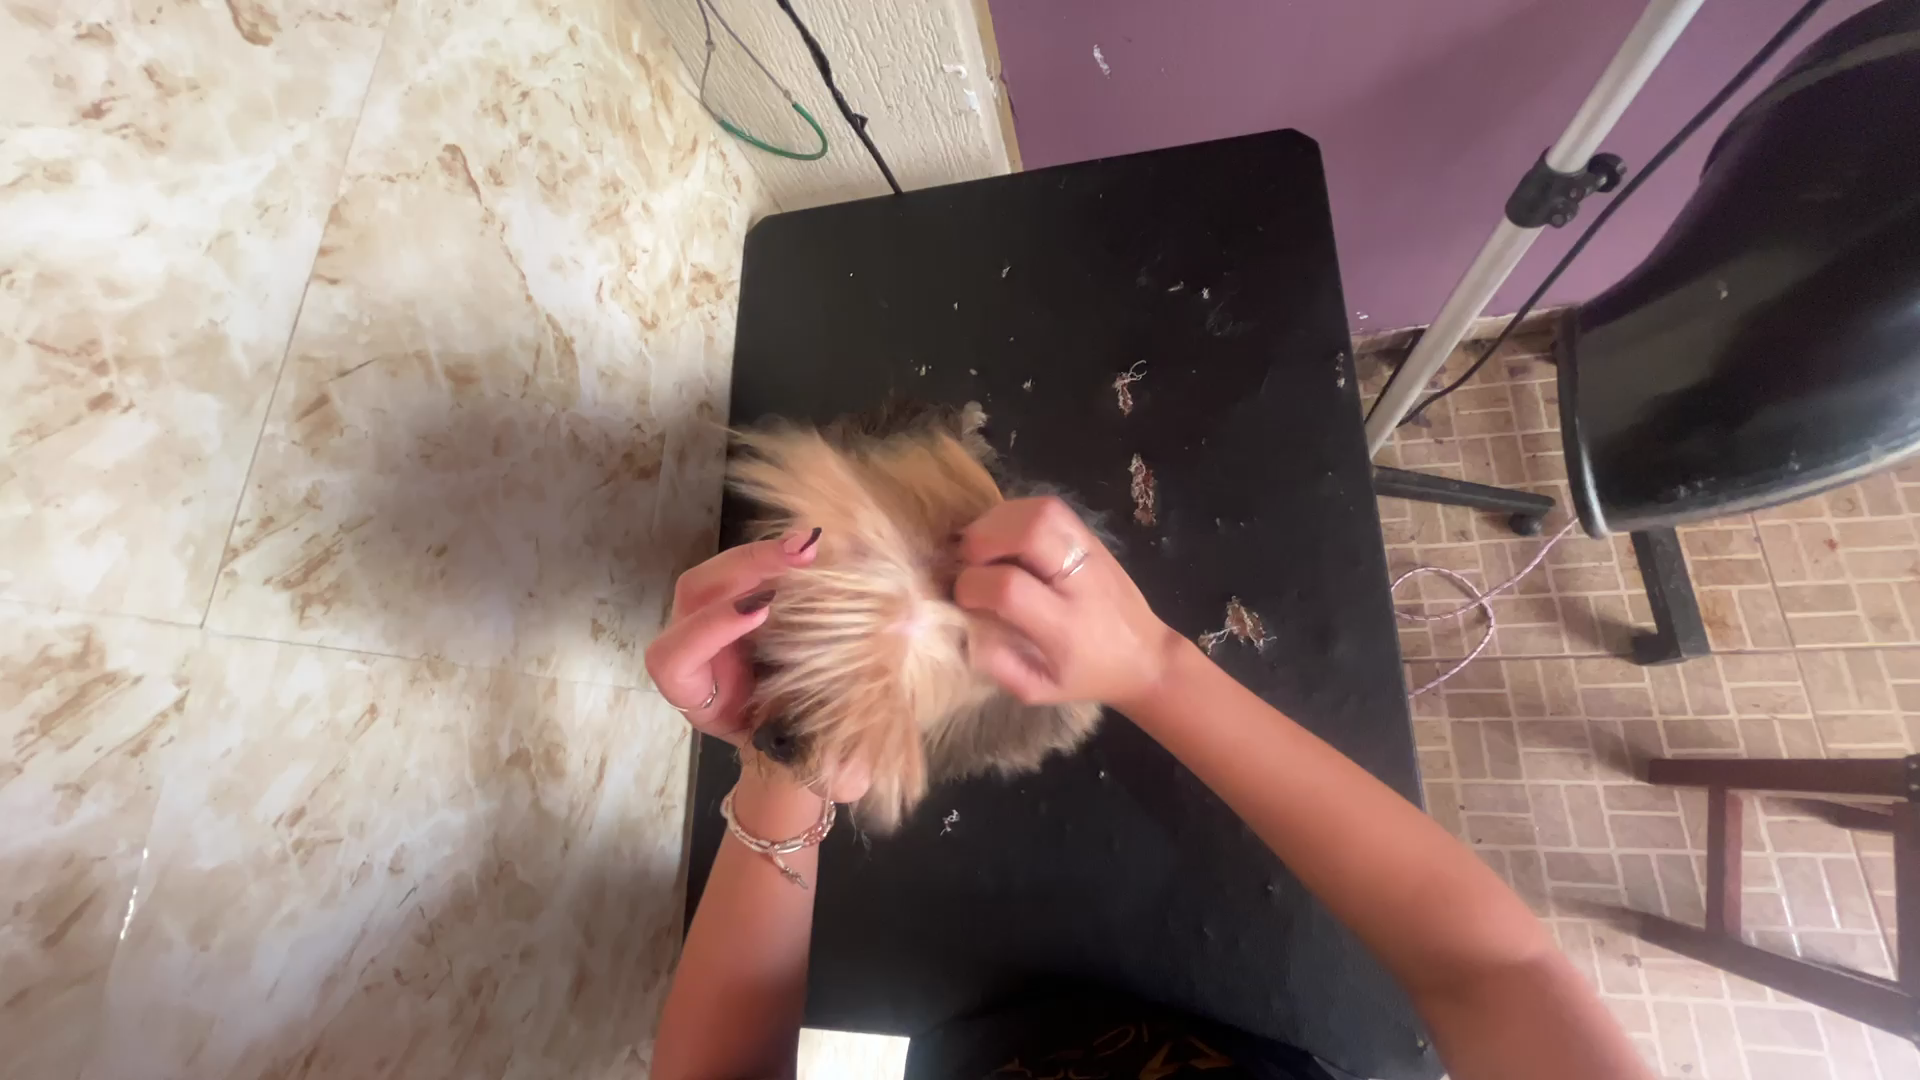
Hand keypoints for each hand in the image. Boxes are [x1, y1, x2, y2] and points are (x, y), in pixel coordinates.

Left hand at [644, 528, 870, 802]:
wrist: (789, 733)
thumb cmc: (793, 748)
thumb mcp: (802, 758)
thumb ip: (821, 763)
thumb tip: (855, 774)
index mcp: (694, 694)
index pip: (676, 656)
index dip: (710, 629)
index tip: (760, 610)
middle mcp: (694, 649)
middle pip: (695, 593)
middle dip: (745, 568)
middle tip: (802, 554)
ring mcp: (711, 617)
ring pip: (718, 572)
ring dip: (763, 554)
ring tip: (813, 545)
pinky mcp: (738, 598)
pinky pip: (745, 567)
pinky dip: (776, 554)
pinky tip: (815, 547)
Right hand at [954, 497, 1182, 712]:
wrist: (1146, 657)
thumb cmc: (1087, 676)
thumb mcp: (1039, 690)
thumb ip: (997, 665)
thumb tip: (961, 629)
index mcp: (1065, 627)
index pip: (1009, 588)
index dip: (973, 585)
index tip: (963, 597)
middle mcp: (1081, 582)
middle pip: (1031, 532)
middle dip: (983, 539)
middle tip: (967, 559)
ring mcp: (1090, 553)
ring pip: (1042, 511)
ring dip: (999, 520)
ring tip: (982, 544)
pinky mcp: (1092, 537)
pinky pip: (1050, 508)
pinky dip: (1016, 514)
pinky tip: (1003, 536)